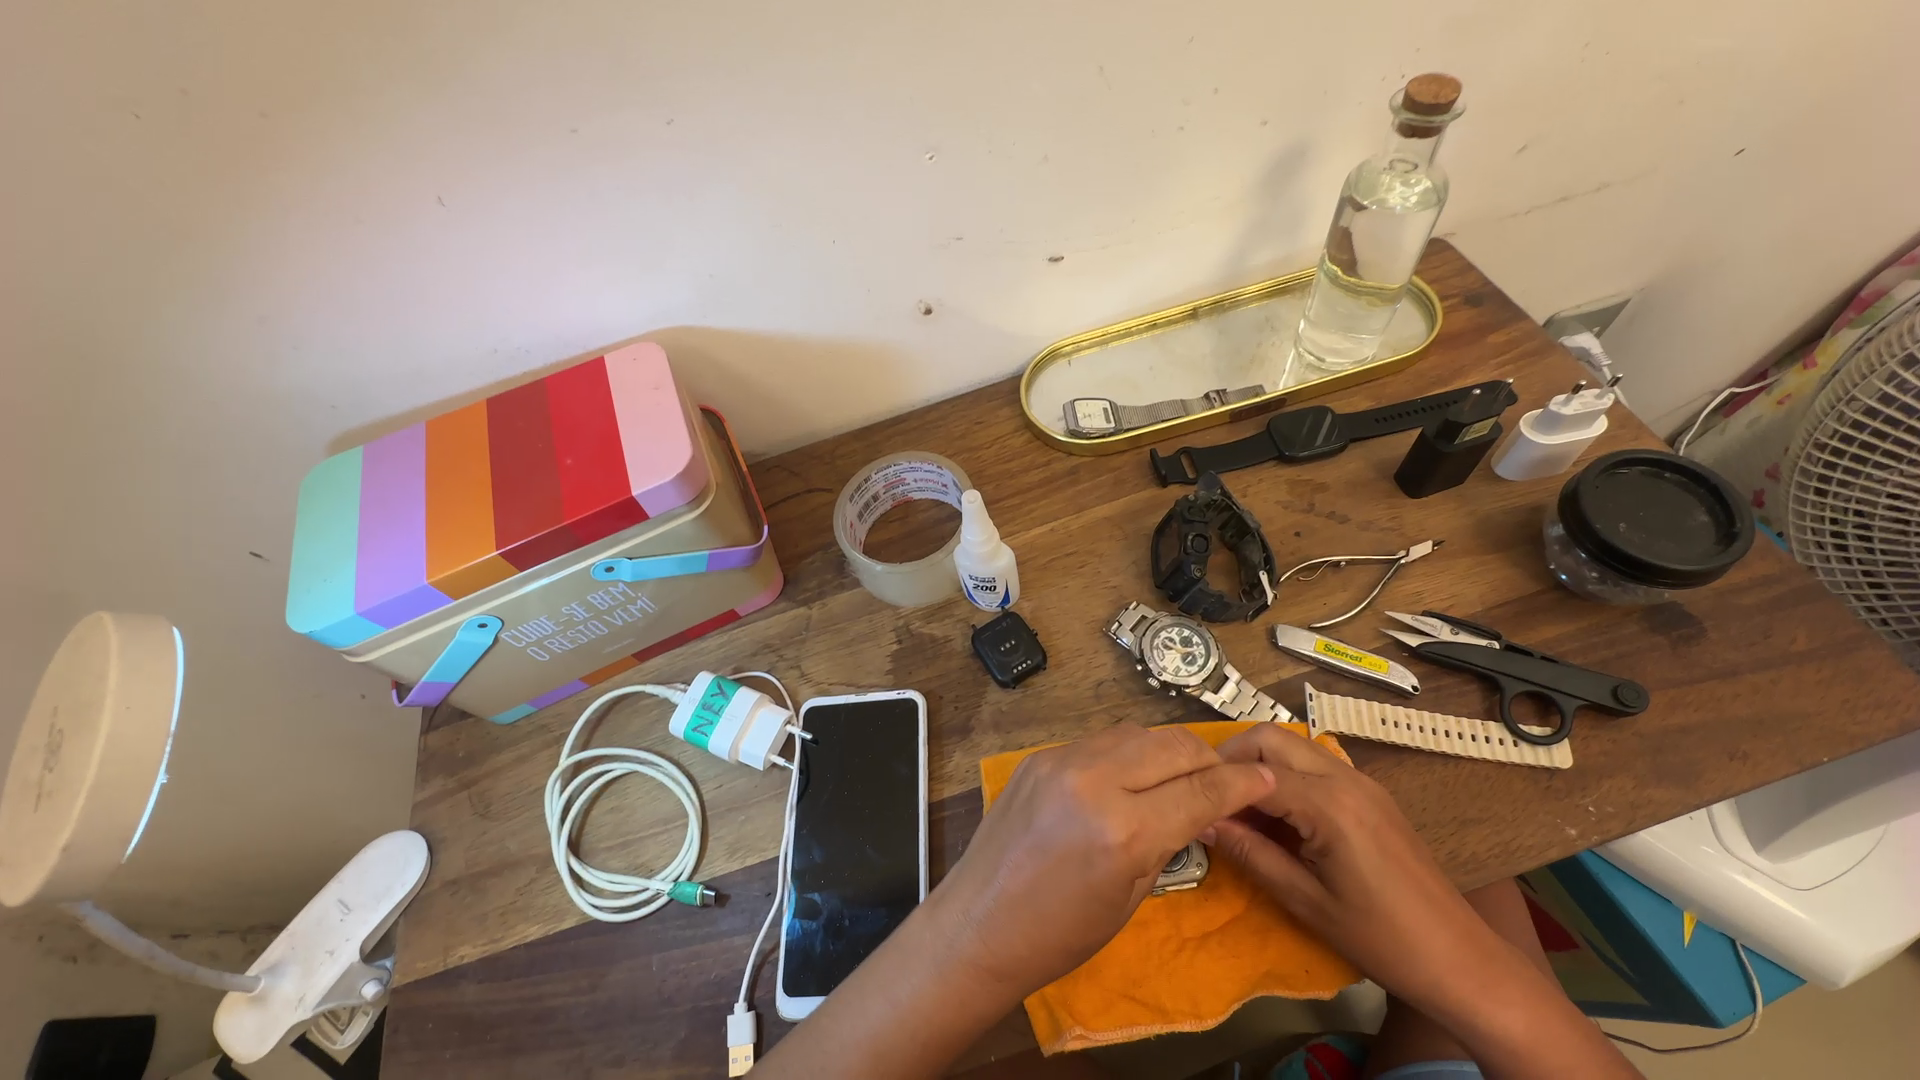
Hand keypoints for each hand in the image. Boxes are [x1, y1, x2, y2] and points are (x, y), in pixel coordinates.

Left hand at [923, 723, 1275, 1002]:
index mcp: (1123, 829)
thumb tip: (1196, 806)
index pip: (1201, 790)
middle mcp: (1094, 780)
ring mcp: (1060, 761)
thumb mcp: (1131, 896)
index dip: (1240, 783)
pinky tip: (1127, 777)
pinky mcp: (1038, 757)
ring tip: (1177, 775)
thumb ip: (1167, 839)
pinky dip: (1124, 753)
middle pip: (1172, 746)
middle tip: (1222, 778)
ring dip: (1165, 750)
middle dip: (1207, 760)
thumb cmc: (1060, 933)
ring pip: (1135, 733)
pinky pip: (1097, 743)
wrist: (979, 924)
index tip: (1264, 777)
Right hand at [1201, 724, 1497, 1005]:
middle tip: (1207, 797)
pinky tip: (1274, 815)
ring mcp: (1361, 781)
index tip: (1185, 799)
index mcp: (1328, 804)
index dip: (1214, 782)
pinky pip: (1314, 763)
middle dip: (1231, 758)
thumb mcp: (1303, 900)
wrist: (1460, 959)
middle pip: (1271, 737)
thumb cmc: (1379, 938)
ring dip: (1258, 763)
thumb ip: (1249, 852)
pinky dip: (1284, 774)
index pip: (1252, 771)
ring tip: (1235, 807)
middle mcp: (1344, 778)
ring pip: (1293, 744)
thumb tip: (1201, 820)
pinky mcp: (1370, 793)